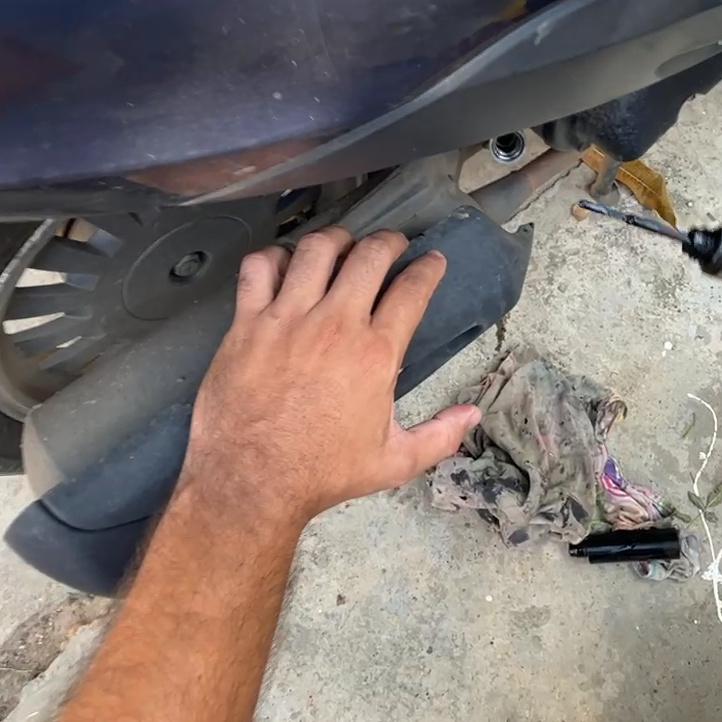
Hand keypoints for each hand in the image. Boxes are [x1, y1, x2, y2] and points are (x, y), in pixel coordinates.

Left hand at [179, 227, 481, 526]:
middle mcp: (335, 324)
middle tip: (392, 244)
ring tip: (342, 244)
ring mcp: (288, 319)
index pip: (412, 290)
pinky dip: (275, 258)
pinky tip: (285, 266)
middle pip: (370, 256)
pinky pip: (260, 268)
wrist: (251, 482)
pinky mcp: (247, 323)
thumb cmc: (323, 473)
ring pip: (316, 250)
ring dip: (336, 240)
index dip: (428, 268)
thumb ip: (441, 436)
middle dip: (388, 241)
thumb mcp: (394, 462)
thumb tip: (473, 414)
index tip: (432, 260)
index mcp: (375, 353)